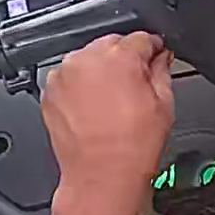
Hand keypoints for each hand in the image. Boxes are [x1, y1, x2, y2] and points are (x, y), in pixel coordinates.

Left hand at [42, 33, 173, 202]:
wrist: (102, 177)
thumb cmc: (132, 147)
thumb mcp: (164, 104)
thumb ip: (162, 70)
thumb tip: (161, 58)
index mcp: (119, 58)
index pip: (142, 38)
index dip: (154, 48)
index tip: (157, 56)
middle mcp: (87, 60)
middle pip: (112, 44)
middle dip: (126, 58)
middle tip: (137, 85)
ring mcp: (64, 76)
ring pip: (90, 59)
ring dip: (103, 71)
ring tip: (115, 100)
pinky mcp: (51, 92)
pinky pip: (72, 77)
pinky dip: (83, 86)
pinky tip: (97, 108)